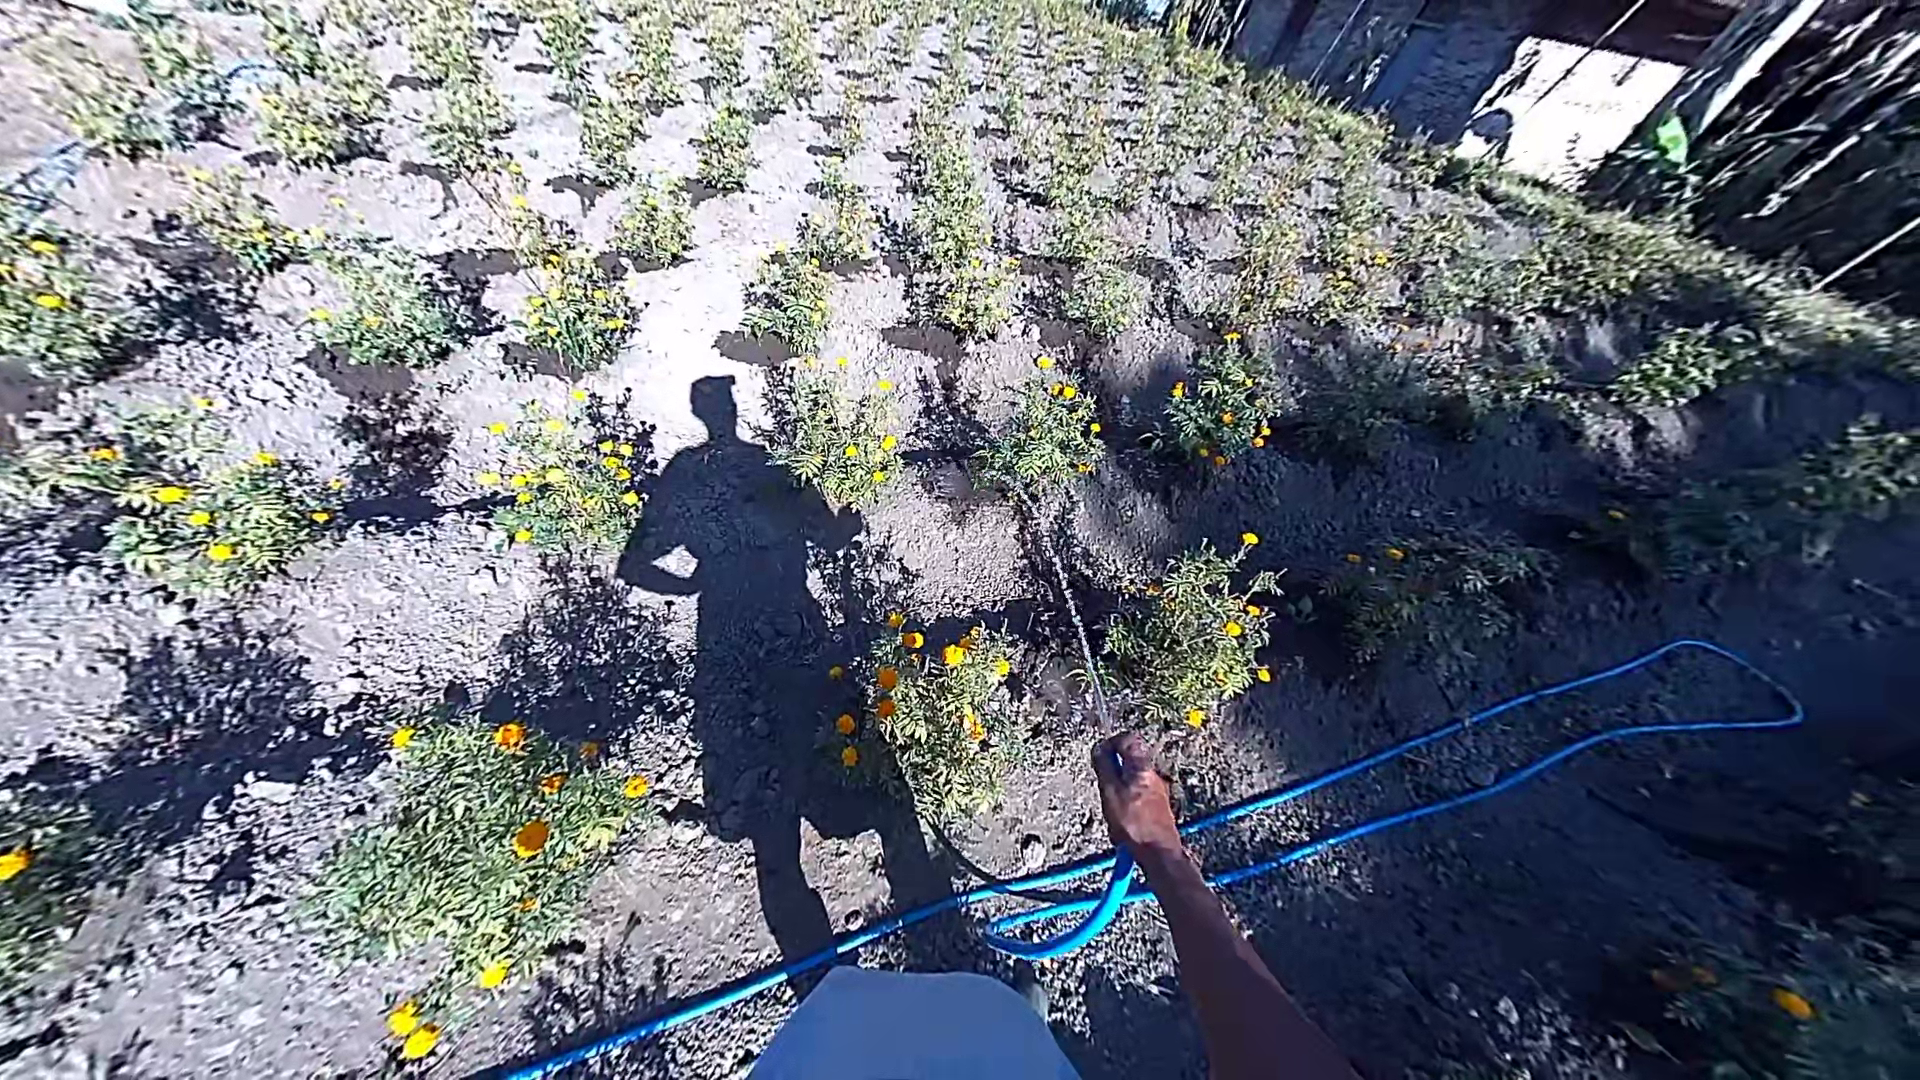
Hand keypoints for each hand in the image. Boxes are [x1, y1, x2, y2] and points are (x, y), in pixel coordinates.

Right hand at [1091, 732, 1183, 865]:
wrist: (1159, 854)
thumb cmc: (1134, 824)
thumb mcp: (1110, 791)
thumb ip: (1104, 766)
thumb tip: (1099, 748)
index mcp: (1142, 766)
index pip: (1128, 739)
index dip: (1112, 743)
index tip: (1101, 756)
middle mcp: (1153, 775)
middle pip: (1129, 761)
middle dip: (1113, 772)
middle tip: (1105, 788)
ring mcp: (1157, 791)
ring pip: (1132, 780)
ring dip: (1119, 791)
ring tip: (1113, 810)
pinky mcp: (1158, 807)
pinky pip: (1138, 797)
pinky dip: (1127, 805)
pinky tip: (1123, 822)